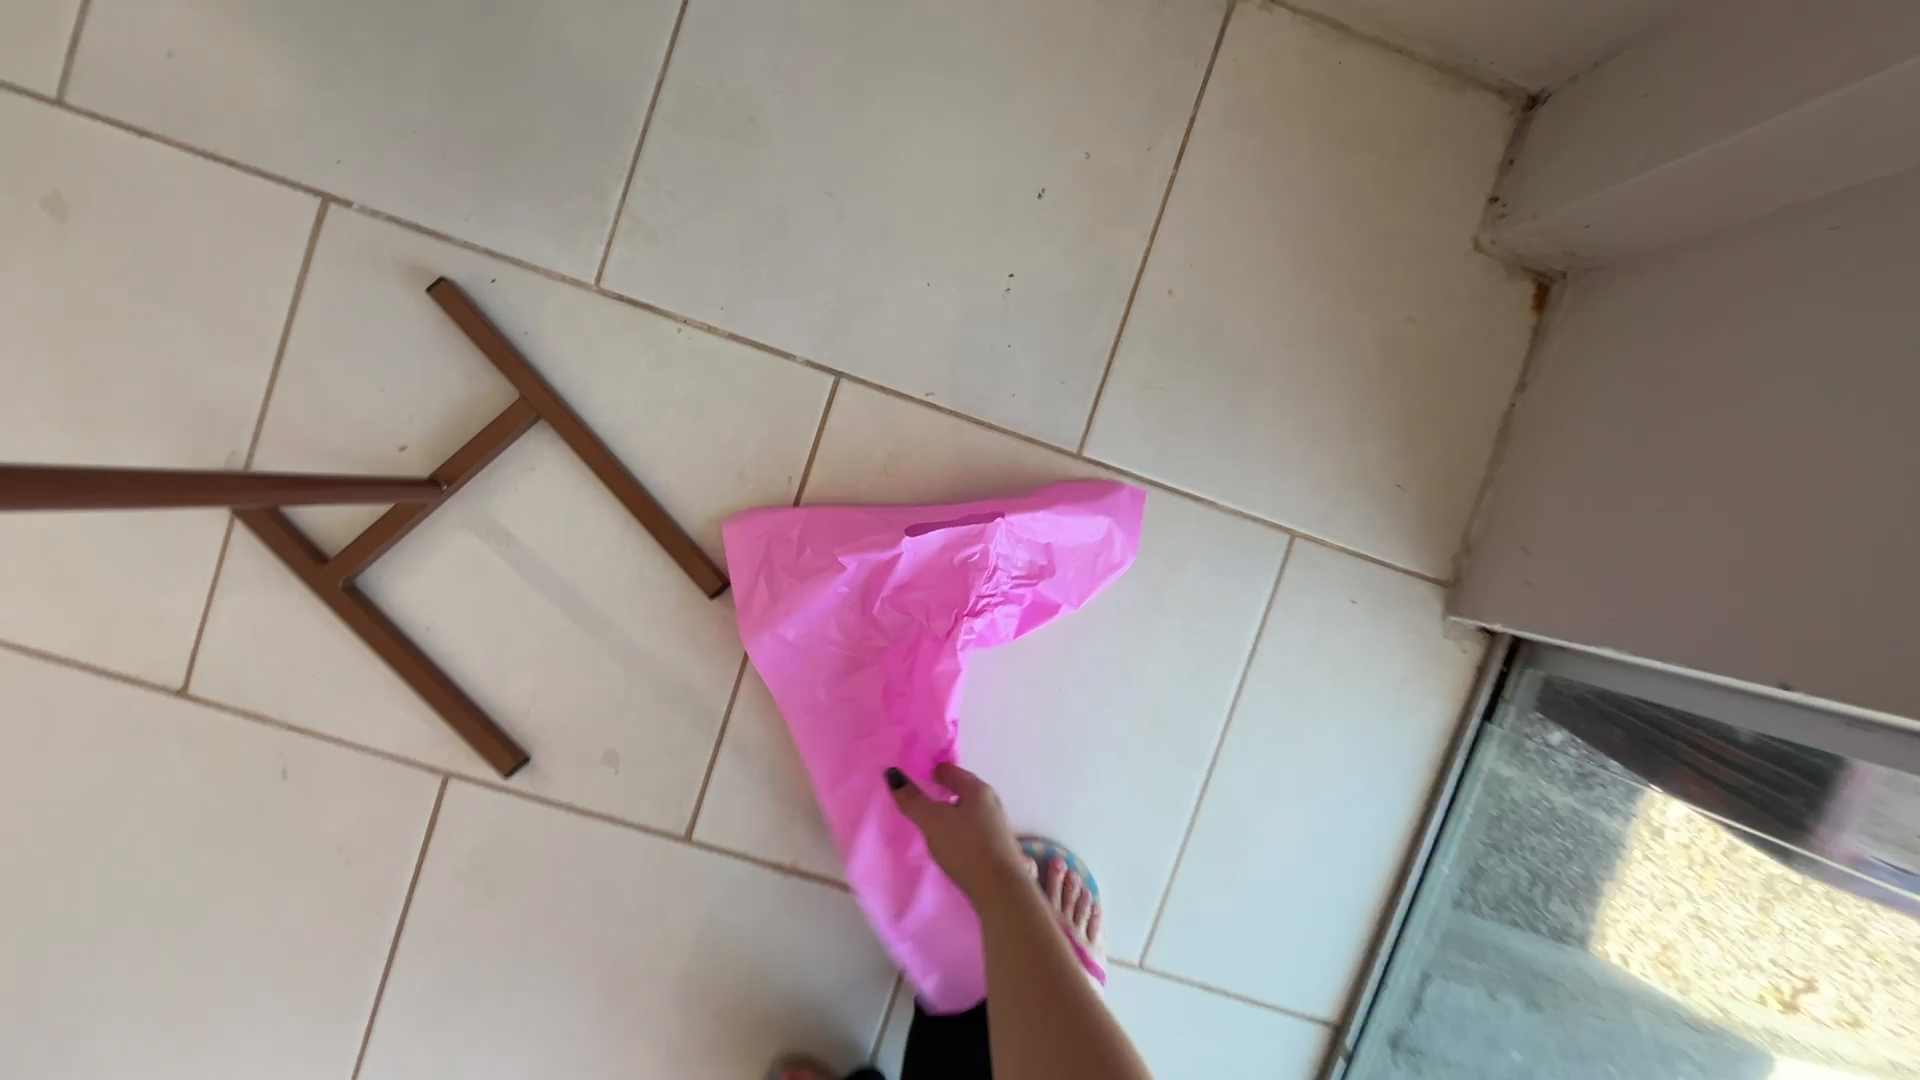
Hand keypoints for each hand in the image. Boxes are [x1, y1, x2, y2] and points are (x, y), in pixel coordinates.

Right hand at [887, 763, 1030, 903]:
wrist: (1002, 891)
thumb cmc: (966, 848)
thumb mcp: (933, 822)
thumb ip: (913, 800)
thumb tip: (893, 773)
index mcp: (977, 789)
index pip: (951, 771)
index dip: (933, 772)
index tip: (917, 778)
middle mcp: (992, 802)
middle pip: (964, 790)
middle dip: (945, 792)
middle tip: (923, 800)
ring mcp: (998, 825)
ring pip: (971, 811)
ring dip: (954, 812)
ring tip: (936, 823)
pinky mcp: (1000, 847)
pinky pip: (976, 829)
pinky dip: (963, 830)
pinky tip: (954, 844)